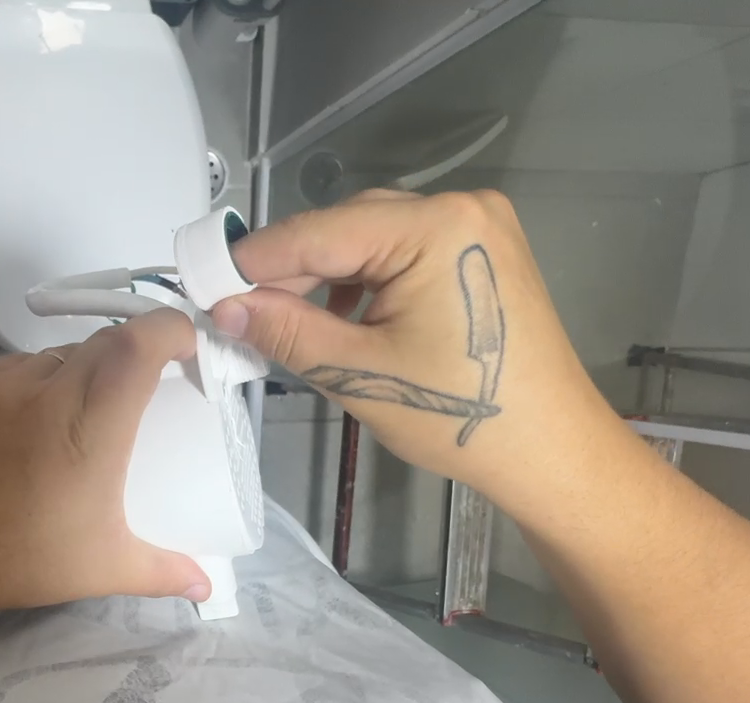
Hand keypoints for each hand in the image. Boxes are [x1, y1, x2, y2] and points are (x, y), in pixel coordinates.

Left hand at [0, 310, 211, 634]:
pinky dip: (55, 375)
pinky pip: (29, 364)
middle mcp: (50, 388)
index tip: (192, 351)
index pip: (139, 342)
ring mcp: (6, 384)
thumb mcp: (101, 568)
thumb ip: (162, 573)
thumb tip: (205, 586)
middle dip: (142, 348)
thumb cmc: (19, 557)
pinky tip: (51, 413)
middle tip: (158, 384)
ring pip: (67, 349)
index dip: (173, 331)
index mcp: (91, 424)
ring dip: (96, 364)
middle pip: (109, 338)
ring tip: (103, 404)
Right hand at [211, 189, 627, 503]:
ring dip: (320, 275)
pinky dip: (357, 280)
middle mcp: (458, 208)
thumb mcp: (358, 372)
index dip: (255, 259)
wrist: (546, 447)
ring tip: (281, 317)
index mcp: (434, 228)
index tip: (203, 282)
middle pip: (345, 227)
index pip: (319, 232)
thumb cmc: (455, 414)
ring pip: (368, 238)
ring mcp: (474, 228)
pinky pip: (397, 253)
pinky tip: (338, 314)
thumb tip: (223, 307)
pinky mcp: (476, 254)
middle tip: (238, 309)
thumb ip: (286, 330)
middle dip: (288, 268)